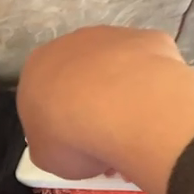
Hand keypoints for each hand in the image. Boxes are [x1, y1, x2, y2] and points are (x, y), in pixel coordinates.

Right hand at [17, 26, 193, 193]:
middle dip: (91, 106)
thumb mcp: (45, 156)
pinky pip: (148, 67)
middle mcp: (70, 44)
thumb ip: (48, 145)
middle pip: (79, 77)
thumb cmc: (72, 136)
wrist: (123, 108)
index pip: (42, 96)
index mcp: (37, 69)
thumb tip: (61, 144)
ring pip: (115, 68)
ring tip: (136, 130)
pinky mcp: (149, 39)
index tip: (74, 147)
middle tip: (106, 141)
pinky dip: (152, 86)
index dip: (58, 123)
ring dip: (122, 94)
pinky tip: (156, 110)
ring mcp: (112, 37)